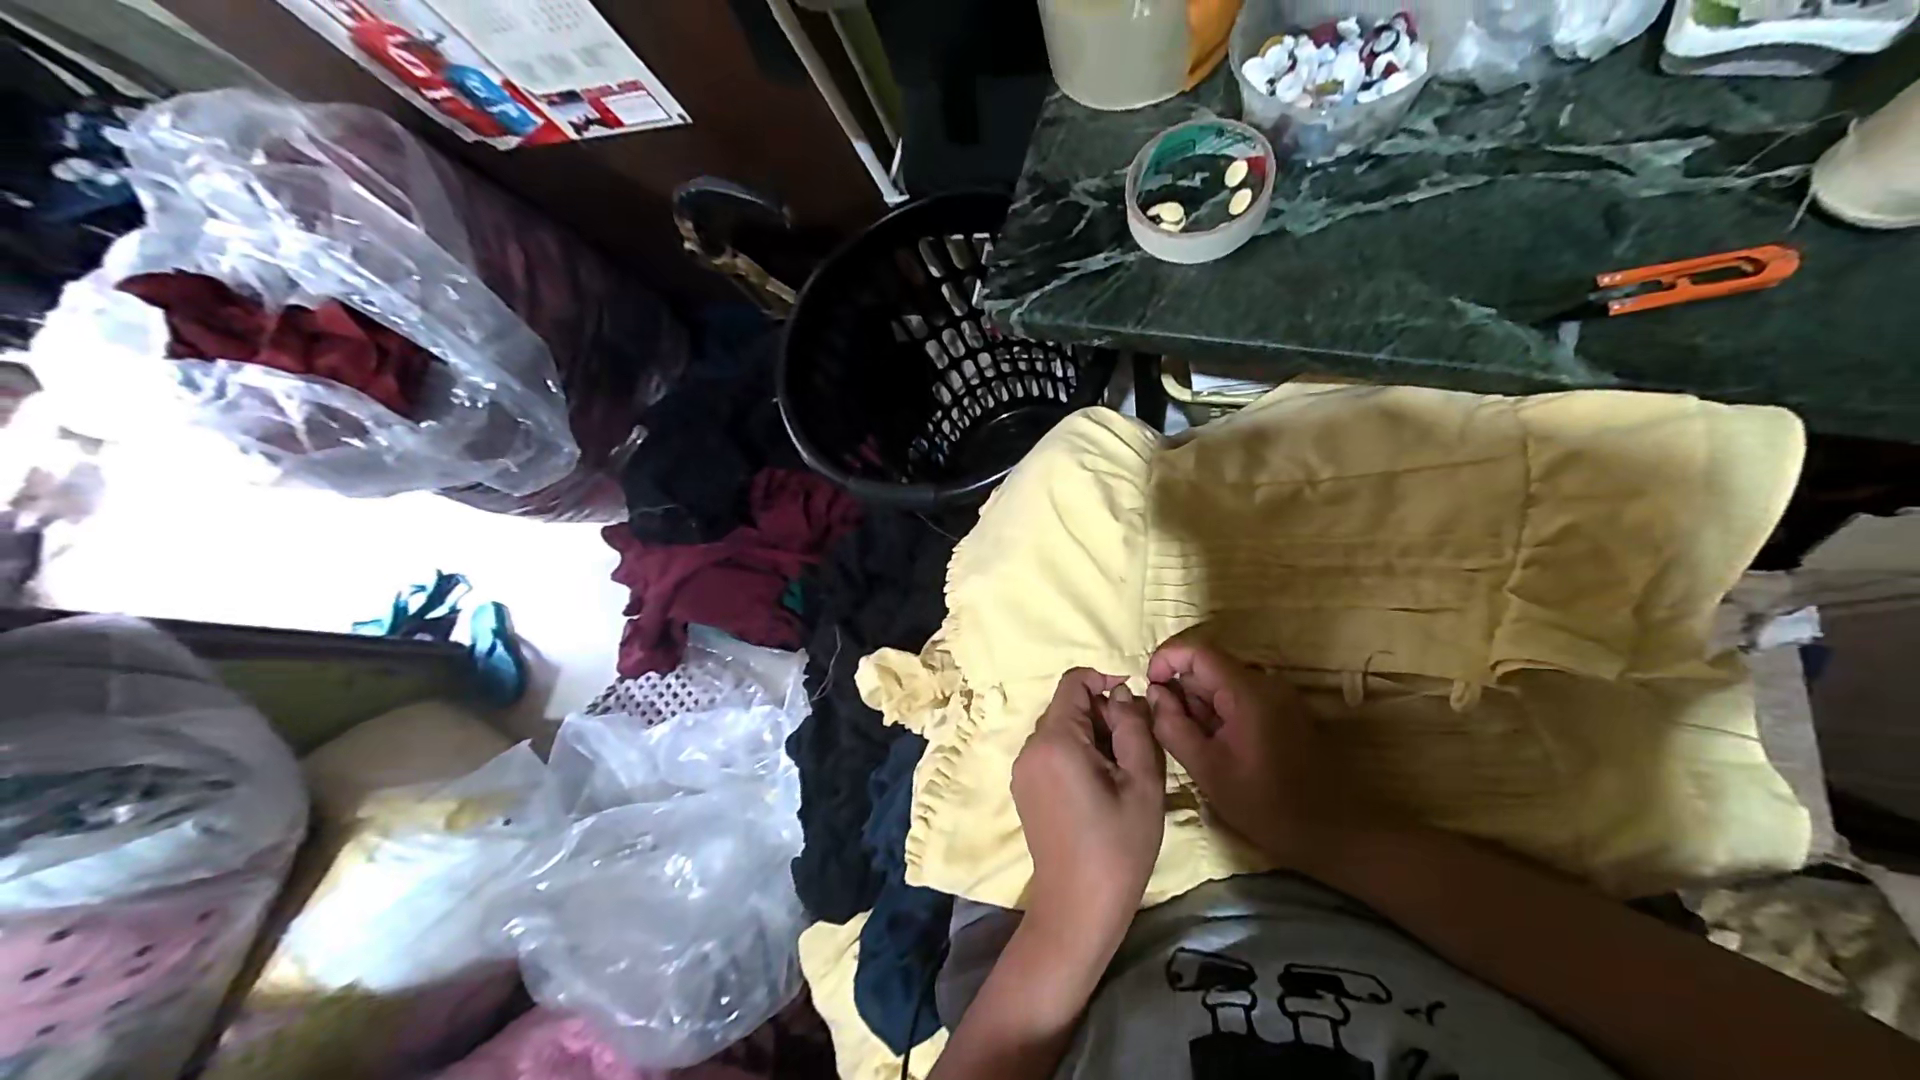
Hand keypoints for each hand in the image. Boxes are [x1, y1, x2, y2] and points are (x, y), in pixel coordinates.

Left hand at [1012, 668, 1165, 946]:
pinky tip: (1098, 787)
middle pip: (1066, 707)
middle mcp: (1029, 748)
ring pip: (1059, 730)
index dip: (1104, 680)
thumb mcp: (1142, 782)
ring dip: (1090, 736)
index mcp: (1054, 740)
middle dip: (1102, 715)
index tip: (1133, 703)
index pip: (1073, 683)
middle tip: (1134, 748)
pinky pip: (1050, 752)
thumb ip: (1133, 727)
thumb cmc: (1119, 844)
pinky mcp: (1023, 788)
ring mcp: (1022, 769)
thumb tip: (1121, 694)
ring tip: (1120, 772)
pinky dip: (1074, 754)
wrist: (1079, 905)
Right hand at [1146, 630, 1358, 864]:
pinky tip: (1213, 745)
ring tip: (1192, 742)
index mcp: (1248, 692)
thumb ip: (1172, 725)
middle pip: (1208, 666)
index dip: (1166, 659)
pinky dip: (1217, 712)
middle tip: (1167, 726)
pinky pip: (1238, 697)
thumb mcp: (1206, 768)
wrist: (1330, 832)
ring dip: (1198, 703)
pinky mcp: (1282, 712)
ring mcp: (1277, 697)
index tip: (1149, 686)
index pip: (1197, 650)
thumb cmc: (1264, 804)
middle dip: (1181, 688)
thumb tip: (1155, 693)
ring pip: (1221, 682)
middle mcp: (1265, 683)